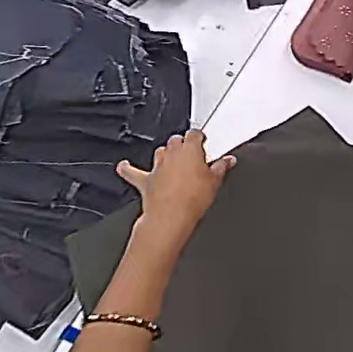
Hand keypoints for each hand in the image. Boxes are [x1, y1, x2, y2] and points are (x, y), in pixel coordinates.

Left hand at [116, 129, 234, 245]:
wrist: (171, 216)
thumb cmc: (193, 199)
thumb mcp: (215, 182)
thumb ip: (221, 168)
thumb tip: (228, 161)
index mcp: (190, 150)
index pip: (194, 134)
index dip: (199, 137)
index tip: (202, 140)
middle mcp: (171, 154)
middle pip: (175, 140)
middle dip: (182, 144)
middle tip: (190, 153)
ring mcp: (157, 167)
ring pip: (159, 152)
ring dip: (165, 155)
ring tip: (171, 161)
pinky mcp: (145, 180)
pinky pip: (132, 172)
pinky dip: (128, 169)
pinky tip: (124, 166)